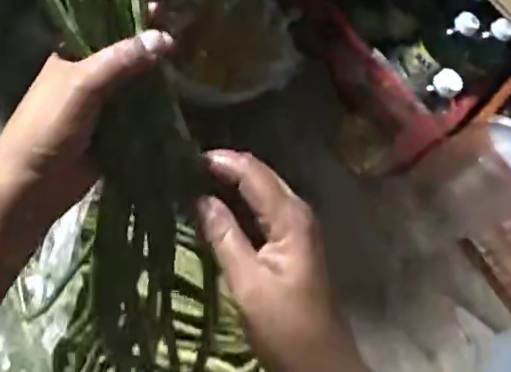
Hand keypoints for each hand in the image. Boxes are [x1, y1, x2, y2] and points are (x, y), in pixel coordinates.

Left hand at [0, 31, 173, 224]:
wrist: (29, 190)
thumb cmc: (47, 126)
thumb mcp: (83, 84)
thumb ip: (122, 59)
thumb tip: (164, 37)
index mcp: (72, 52)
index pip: (105, 22)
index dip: (131, 14)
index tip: (160, 9)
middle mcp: (89, 72)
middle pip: (126, 51)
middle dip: (150, 44)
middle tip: (178, 38)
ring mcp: (103, 101)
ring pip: (137, 79)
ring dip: (157, 73)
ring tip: (184, 62)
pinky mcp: (116, 128)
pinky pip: (142, 109)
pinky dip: (158, 103)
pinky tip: (179, 93)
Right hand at [198, 151, 365, 371]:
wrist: (321, 363)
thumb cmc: (286, 326)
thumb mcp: (249, 285)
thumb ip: (225, 238)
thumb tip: (200, 199)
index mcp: (290, 215)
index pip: (253, 173)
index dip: (223, 161)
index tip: (189, 159)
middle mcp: (297, 210)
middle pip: (260, 174)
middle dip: (227, 166)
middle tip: (189, 167)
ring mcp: (298, 224)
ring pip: (263, 189)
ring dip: (233, 182)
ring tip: (198, 180)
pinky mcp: (293, 239)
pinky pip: (265, 207)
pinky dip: (241, 201)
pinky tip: (220, 206)